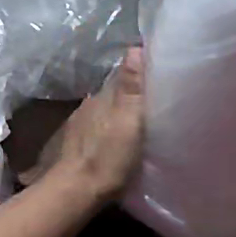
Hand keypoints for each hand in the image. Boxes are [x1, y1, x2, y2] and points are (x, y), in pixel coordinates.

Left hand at [23, 46, 146, 202]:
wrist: (75, 189)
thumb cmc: (108, 156)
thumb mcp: (128, 120)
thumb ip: (131, 87)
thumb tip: (134, 47)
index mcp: (101, 97)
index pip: (122, 76)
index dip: (140, 71)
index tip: (160, 67)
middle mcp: (88, 106)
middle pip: (113, 93)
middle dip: (131, 91)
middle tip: (156, 93)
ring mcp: (79, 125)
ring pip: (105, 110)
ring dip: (119, 110)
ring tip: (141, 114)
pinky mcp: (77, 144)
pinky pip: (98, 127)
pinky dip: (110, 126)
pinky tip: (120, 135)